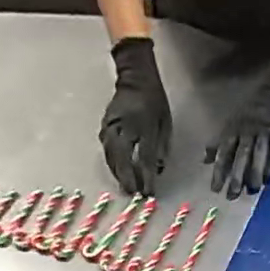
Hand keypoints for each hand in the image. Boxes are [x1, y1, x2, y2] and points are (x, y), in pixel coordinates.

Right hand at [100, 38, 171, 196]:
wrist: (135, 76)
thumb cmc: (153, 100)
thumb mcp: (165, 121)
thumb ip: (162, 146)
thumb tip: (158, 169)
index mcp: (144, 123)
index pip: (145, 156)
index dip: (147, 176)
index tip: (149, 192)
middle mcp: (125, 126)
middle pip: (123, 160)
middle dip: (129, 179)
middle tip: (134, 194)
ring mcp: (111, 127)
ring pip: (112, 158)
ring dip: (119, 175)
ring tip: (126, 187)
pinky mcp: (104, 128)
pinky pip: (108, 152)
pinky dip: (113, 165)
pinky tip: (117, 173)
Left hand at [205, 61, 269, 199]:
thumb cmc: (247, 116)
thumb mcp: (229, 126)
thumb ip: (217, 145)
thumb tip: (205, 162)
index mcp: (233, 131)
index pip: (224, 153)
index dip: (219, 172)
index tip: (216, 189)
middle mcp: (248, 132)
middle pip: (242, 155)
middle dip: (237, 176)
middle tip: (232, 195)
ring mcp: (265, 132)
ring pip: (259, 155)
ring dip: (255, 174)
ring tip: (252, 190)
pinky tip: (267, 180)